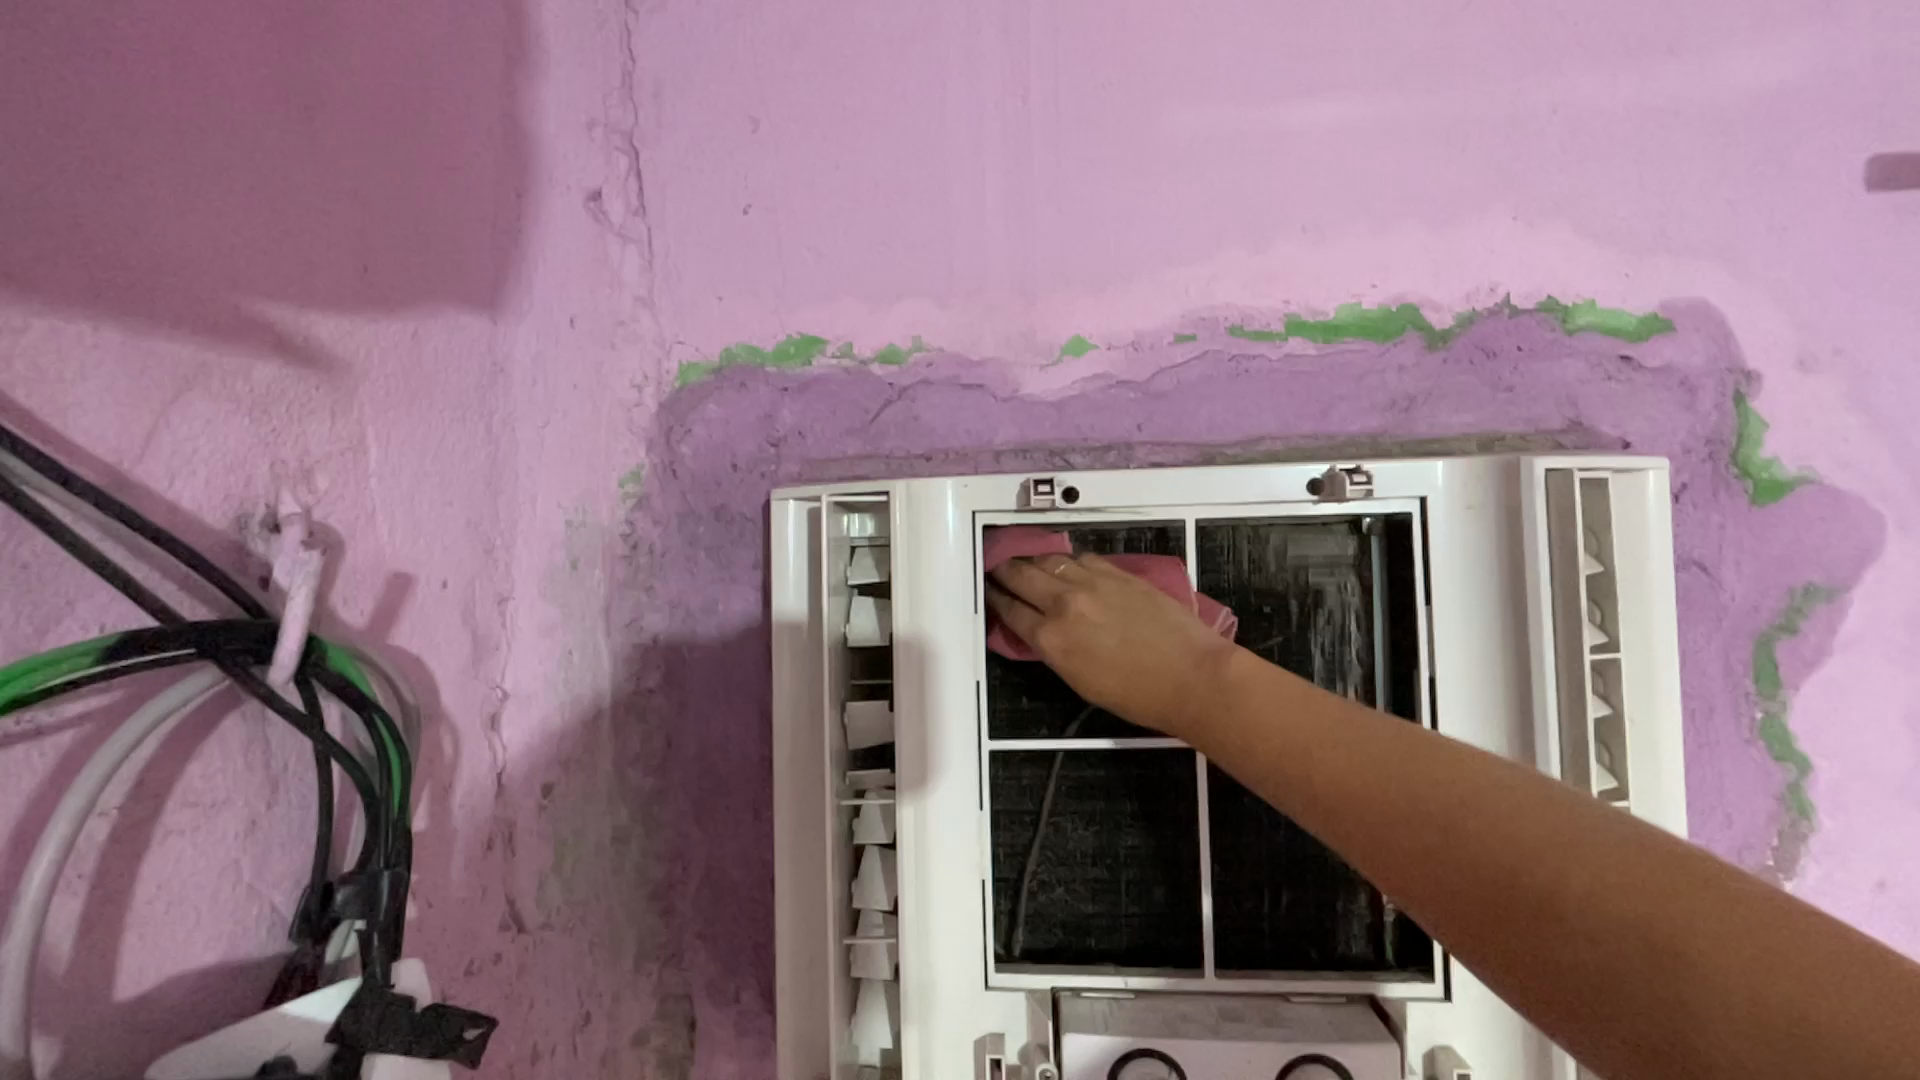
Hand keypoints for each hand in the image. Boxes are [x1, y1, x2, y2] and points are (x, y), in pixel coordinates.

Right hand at [986, 552, 1238, 737]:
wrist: (1192, 676)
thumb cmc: (1136, 695)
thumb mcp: (1079, 681)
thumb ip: (1053, 649)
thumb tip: (1040, 630)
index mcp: (1051, 639)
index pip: (1010, 611)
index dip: (996, 599)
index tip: (989, 591)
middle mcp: (1064, 603)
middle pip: (1022, 576)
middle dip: (1005, 571)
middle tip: (997, 569)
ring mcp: (1092, 583)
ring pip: (1050, 560)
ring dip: (1033, 561)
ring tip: (1027, 564)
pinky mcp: (1118, 572)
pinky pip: (1081, 558)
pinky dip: (1066, 561)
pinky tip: (1066, 566)